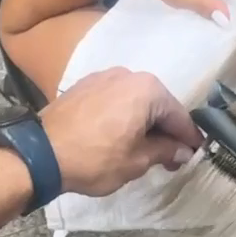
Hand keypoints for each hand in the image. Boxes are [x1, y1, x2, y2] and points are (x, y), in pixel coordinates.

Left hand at [39, 67, 203, 196]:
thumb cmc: (95, 158)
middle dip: (166, 131)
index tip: (195, 154)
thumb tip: (182, 150)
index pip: (179, 116)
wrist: (40, 153)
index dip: (189, 139)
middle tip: (170, 158)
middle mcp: (128, 74)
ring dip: (144, 122)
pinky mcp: (85, 85)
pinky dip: (123, 115)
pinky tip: (121, 135)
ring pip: (136, 101)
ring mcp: (104, 76)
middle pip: (158, 105)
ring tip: (144, 149)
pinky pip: (115, 99)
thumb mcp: (137, 161)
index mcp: (147, 90)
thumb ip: (164, 151)